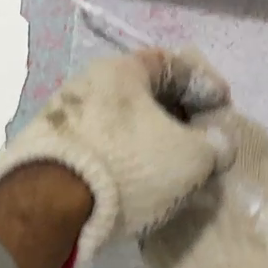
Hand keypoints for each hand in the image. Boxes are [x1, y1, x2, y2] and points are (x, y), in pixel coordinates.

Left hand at [0, 49, 235, 267]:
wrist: (49, 204)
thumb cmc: (129, 165)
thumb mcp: (191, 156)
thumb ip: (213, 144)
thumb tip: (216, 142)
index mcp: (119, 70)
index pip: (170, 64)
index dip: (202, 84)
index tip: (221, 111)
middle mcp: (83, 83)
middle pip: (140, 94)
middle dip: (173, 116)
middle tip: (197, 144)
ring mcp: (60, 116)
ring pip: (116, 123)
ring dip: (144, 141)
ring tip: (166, 170)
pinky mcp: (46, 149)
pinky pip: (96, 147)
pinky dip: (118, 159)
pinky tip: (131, 183)